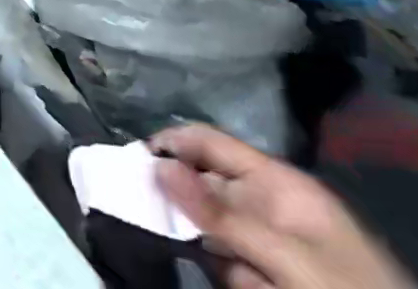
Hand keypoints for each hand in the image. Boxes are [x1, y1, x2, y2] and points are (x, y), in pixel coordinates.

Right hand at [152, 124, 413, 288]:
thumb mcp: (287, 255)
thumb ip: (222, 214)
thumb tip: (158, 165)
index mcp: (277, 181)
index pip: (212, 143)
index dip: (172, 143)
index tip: (130, 159)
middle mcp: (269, 204)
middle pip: (206, 189)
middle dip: (184, 208)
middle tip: (149, 219)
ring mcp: (271, 245)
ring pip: (215, 236)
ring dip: (215, 259)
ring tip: (250, 280)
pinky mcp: (270, 276)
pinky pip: (234, 270)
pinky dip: (234, 280)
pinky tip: (251, 287)